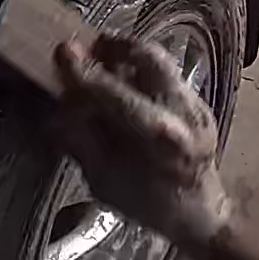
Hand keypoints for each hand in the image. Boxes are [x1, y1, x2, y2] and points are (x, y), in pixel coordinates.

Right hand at [50, 35, 232, 251]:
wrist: (199, 214)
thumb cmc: (148, 204)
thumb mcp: (104, 180)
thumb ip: (83, 141)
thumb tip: (58, 110)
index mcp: (161, 140)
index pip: (117, 96)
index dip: (86, 73)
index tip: (63, 51)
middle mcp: (184, 114)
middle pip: (152, 61)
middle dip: (117, 46)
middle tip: (88, 46)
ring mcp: (196, 104)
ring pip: (161, 61)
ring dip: (128, 54)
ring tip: (102, 57)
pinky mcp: (198, 102)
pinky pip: (165, 73)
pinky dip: (139, 69)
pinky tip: (122, 79)